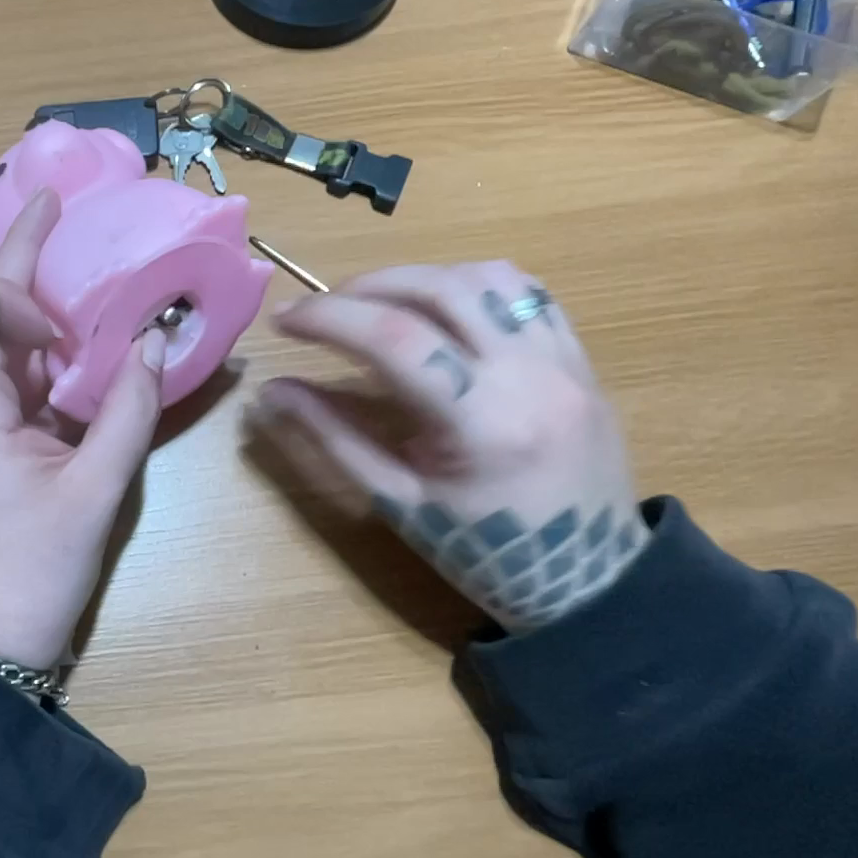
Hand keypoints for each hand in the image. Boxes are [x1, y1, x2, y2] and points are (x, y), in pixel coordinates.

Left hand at [0, 189, 166, 669]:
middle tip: (56, 206)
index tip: (54, 331)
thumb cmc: (33, 572)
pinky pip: (11, 388)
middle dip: (18, 261)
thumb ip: (128, 417)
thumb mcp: (95, 494)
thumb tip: (155, 347)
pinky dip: (47, 363)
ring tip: (85, 271)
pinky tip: (89, 355)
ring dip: (37, 313)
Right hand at [247, 262, 647, 633]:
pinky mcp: (581, 358)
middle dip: (365, 287)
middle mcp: (530, 375)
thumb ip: (333, 438)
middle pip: (440, 290)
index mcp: (480, 423)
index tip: (282, 322)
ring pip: (487, 278)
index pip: (394, 339)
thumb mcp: (396, 501)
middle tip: (319, 308)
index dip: (328, 319)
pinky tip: (437, 305)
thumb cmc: (479, 552)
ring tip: (374, 303)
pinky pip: (527, 293)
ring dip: (418, 278)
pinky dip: (470, 285)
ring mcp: (565, 360)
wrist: (586, 580)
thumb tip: (271, 393)